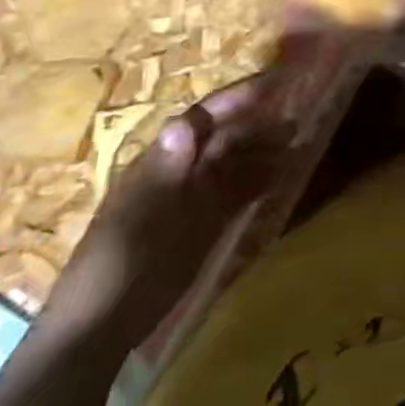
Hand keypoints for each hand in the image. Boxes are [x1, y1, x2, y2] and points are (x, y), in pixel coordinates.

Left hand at [38, 79, 283, 347]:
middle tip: (298, 107)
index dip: (237, 99)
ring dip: (267, 148)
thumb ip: (164, 168)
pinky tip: (285, 171)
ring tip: (300, 135)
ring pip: (238, 162)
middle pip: (226, 136)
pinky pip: (241, 192)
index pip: (205, 118)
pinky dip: (264, 179)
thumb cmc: (116, 260)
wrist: (104, 322)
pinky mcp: (209, 223)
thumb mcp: (139, 212)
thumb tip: (182, 123)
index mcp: (163, 159)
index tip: (273, 84)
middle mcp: (184, 170)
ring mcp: (198, 197)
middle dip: (259, 121)